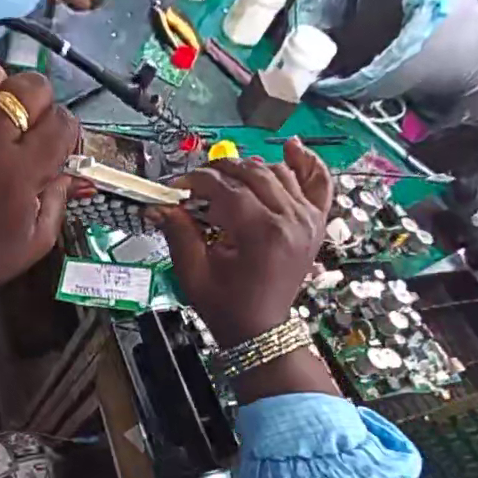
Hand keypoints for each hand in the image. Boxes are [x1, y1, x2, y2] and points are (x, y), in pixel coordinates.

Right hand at [148, 140, 337, 400]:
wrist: (260, 328)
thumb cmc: (226, 306)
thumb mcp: (193, 273)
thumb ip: (179, 233)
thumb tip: (160, 206)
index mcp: (261, 233)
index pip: (225, 188)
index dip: (196, 182)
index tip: (177, 187)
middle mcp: (291, 220)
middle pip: (251, 173)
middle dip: (218, 172)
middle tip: (196, 183)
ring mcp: (308, 219)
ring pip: (277, 172)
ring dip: (248, 169)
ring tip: (225, 180)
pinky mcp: (315, 222)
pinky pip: (318, 182)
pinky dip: (305, 162)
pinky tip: (290, 148)